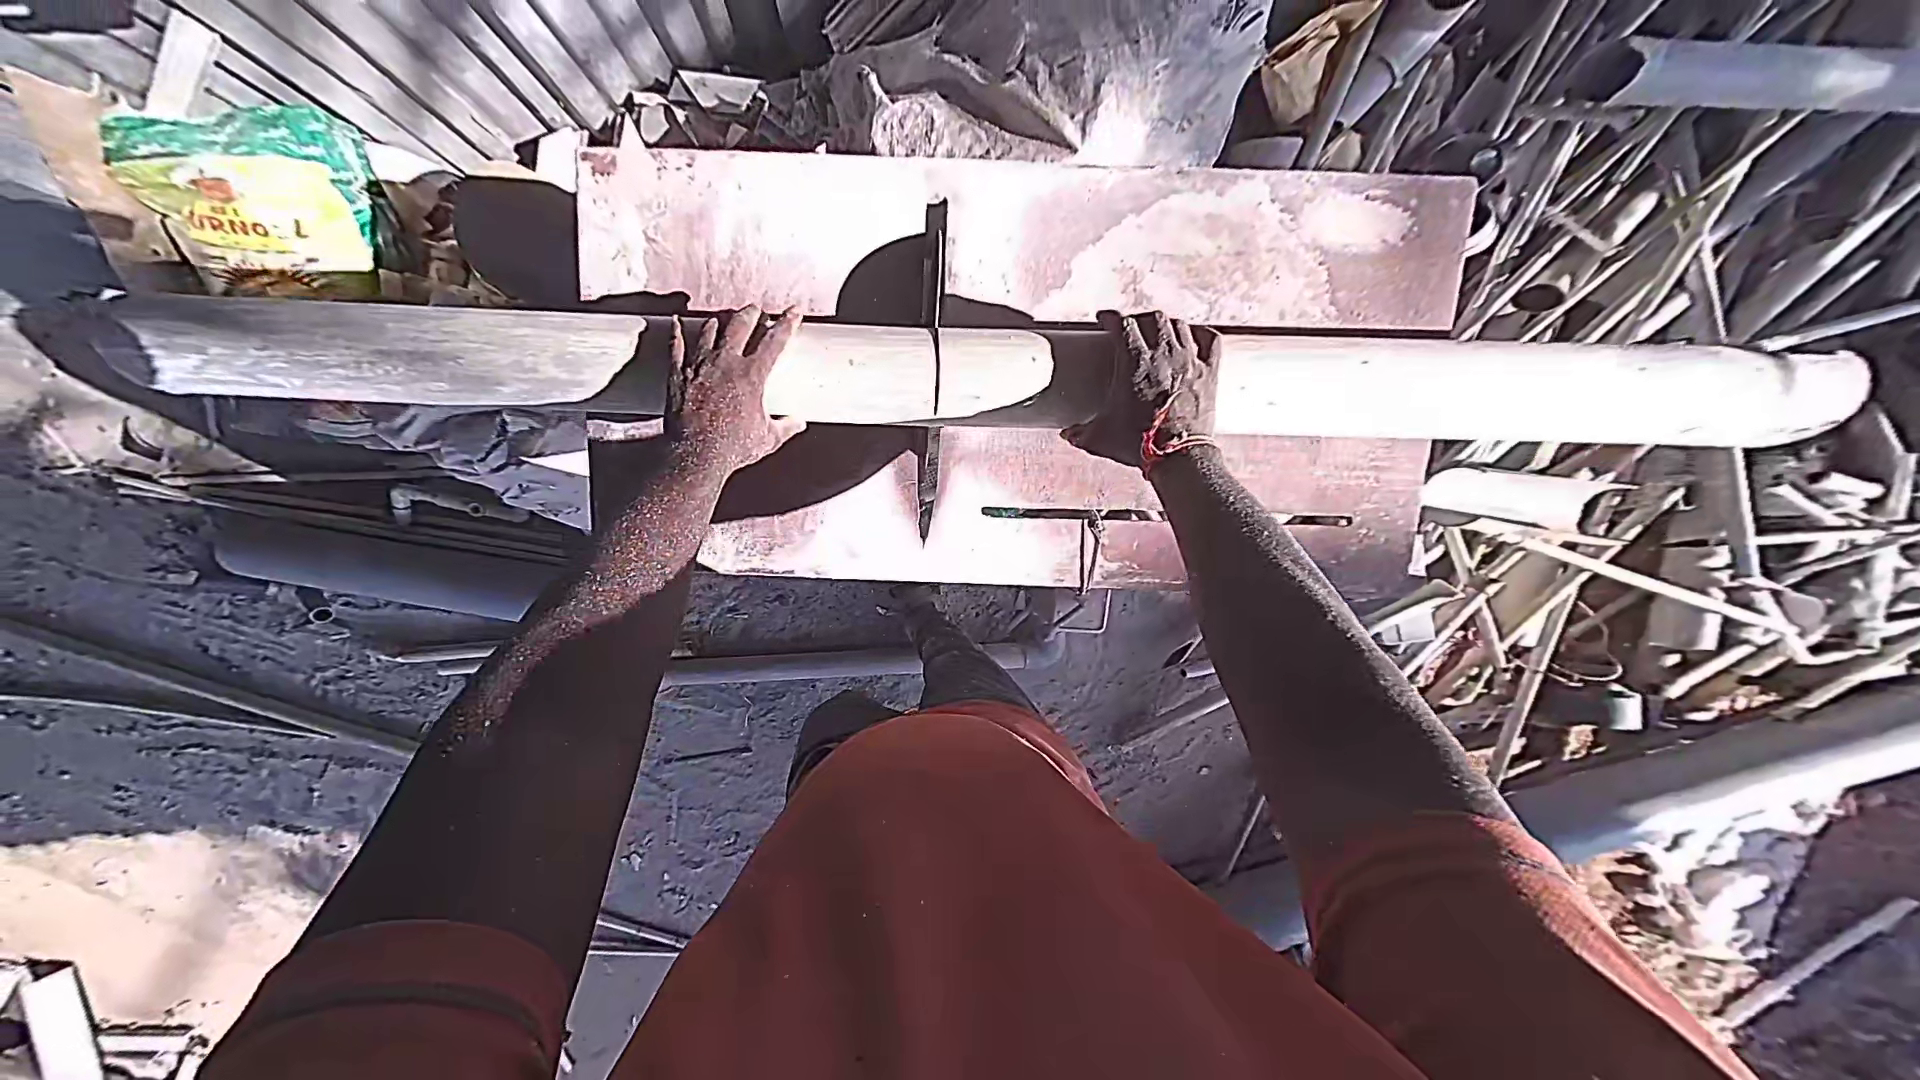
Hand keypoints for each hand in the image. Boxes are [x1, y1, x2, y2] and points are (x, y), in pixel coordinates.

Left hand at [668, 305, 806, 470]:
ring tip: (723, 319)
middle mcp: (726, 364)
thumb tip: (798, 423)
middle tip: (756, 309)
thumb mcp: (768, 439)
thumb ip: (786, 427)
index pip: (775, 341)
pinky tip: (675, 323)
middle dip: (751, 313)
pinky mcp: (678, 375)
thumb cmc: (734, 448)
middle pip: (740, 326)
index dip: (788, 323)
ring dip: (718, 323)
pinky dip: (677, 333)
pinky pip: (676, 346)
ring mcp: (700, 366)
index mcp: (753, 375)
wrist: (696, 455)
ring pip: (709, 332)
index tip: (794, 311)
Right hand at [1063, 310, 1220, 469]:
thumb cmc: (1138, 444)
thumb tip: (1066, 435)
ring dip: (1166, 325)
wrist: (1178, 456)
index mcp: (1134, 363)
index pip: (1122, 323)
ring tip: (1158, 334)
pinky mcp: (1209, 371)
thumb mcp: (1100, 438)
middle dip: (1139, 319)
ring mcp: (1189, 360)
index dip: (1110, 318)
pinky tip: (1191, 337)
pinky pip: (1209, 338)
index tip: (1104, 320)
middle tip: (1131, 329)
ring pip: (1178, 324)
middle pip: (1152, 318)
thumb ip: (1080, 433)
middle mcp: (1163, 354)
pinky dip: (1200, 332)